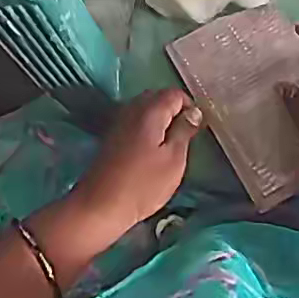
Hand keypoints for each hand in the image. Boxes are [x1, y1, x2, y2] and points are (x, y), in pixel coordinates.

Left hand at [75, 89, 204, 227]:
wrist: (101, 204)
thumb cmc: (143, 184)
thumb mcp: (174, 160)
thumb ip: (184, 131)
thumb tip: (194, 112)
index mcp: (149, 111)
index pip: (174, 93)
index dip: (190, 106)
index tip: (196, 128)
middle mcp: (131, 109)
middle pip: (157, 97)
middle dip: (174, 110)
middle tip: (185, 135)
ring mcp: (118, 121)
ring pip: (144, 108)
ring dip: (159, 119)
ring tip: (169, 144)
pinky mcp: (111, 135)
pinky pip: (134, 120)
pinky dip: (146, 127)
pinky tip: (151, 148)